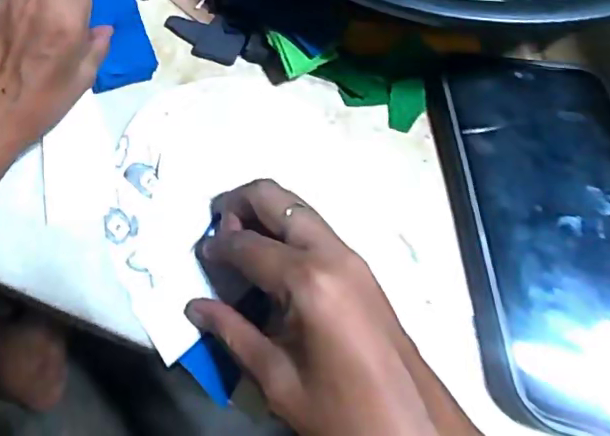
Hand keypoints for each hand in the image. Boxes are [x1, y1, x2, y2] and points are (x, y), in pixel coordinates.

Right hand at [186, 181, 444, 435]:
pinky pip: (314, 226)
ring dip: (264, 210)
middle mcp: (329, 252)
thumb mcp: (278, 381)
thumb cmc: (342, 412)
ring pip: (296, 205)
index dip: (218, 246)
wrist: (414, 429)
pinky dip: (286, 226)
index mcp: (307, 280)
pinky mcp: (359, 264)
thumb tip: (195, 307)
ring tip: (239, 238)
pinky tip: (271, 257)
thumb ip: (233, 333)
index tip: (201, 252)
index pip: (248, 244)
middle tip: (217, 225)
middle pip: (275, 197)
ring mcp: (349, 254)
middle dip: (239, 201)